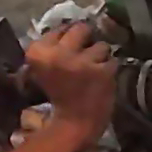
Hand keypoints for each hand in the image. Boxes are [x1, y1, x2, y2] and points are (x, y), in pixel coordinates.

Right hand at [24, 23, 115, 140]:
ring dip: (101, 56)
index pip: (60, 28)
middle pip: (81, 28)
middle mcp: (60, 52)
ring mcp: (83, 61)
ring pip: (101, 45)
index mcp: (38, 51)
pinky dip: (110, 69)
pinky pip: (113, 61)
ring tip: (96, 69)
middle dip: (87, 37)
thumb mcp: (42, 70)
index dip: (70, 36)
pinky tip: (104, 78)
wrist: (74, 123)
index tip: (74, 45)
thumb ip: (52, 49)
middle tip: (87, 50)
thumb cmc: (57, 98)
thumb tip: (69, 30)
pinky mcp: (103, 71)